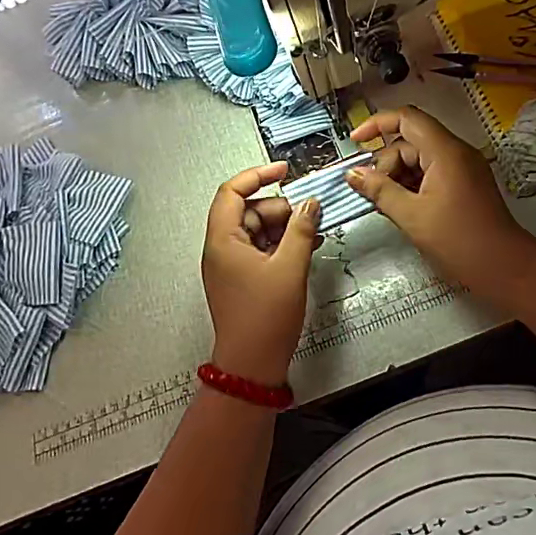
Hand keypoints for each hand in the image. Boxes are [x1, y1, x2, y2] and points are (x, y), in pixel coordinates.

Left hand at [201, 161, 321, 386]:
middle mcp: (222, 248)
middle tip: (309, 215)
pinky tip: (306, 247)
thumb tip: (310, 204)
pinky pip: (262, 250)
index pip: (232, 192)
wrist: (252, 364)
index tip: (284, 169)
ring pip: (258, 231)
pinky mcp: (243, 279)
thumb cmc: (265, 317)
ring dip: (285, 228)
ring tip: (313, 233)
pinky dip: (282, 245)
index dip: (257, 175)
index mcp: (222, 240)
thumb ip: (301, 230)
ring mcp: (231, 265)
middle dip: (280, 208)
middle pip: (249, 211)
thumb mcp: (290, 268)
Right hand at [345, 107, 535, 295]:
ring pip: (420, 158)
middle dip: (386, 162)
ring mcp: (464, 167)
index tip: (355, 141)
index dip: (377, 123)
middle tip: (372, 193)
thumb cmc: (458, 240)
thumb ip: (379, 190)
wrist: (504, 266)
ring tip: (386, 204)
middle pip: (411, 140)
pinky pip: (432, 172)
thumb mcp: (411, 215)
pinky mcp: (466, 183)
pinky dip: (413, 184)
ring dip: (398, 176)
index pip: (407, 118)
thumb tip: (353, 174)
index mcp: (445, 151)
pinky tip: (402, 207)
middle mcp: (456, 152)